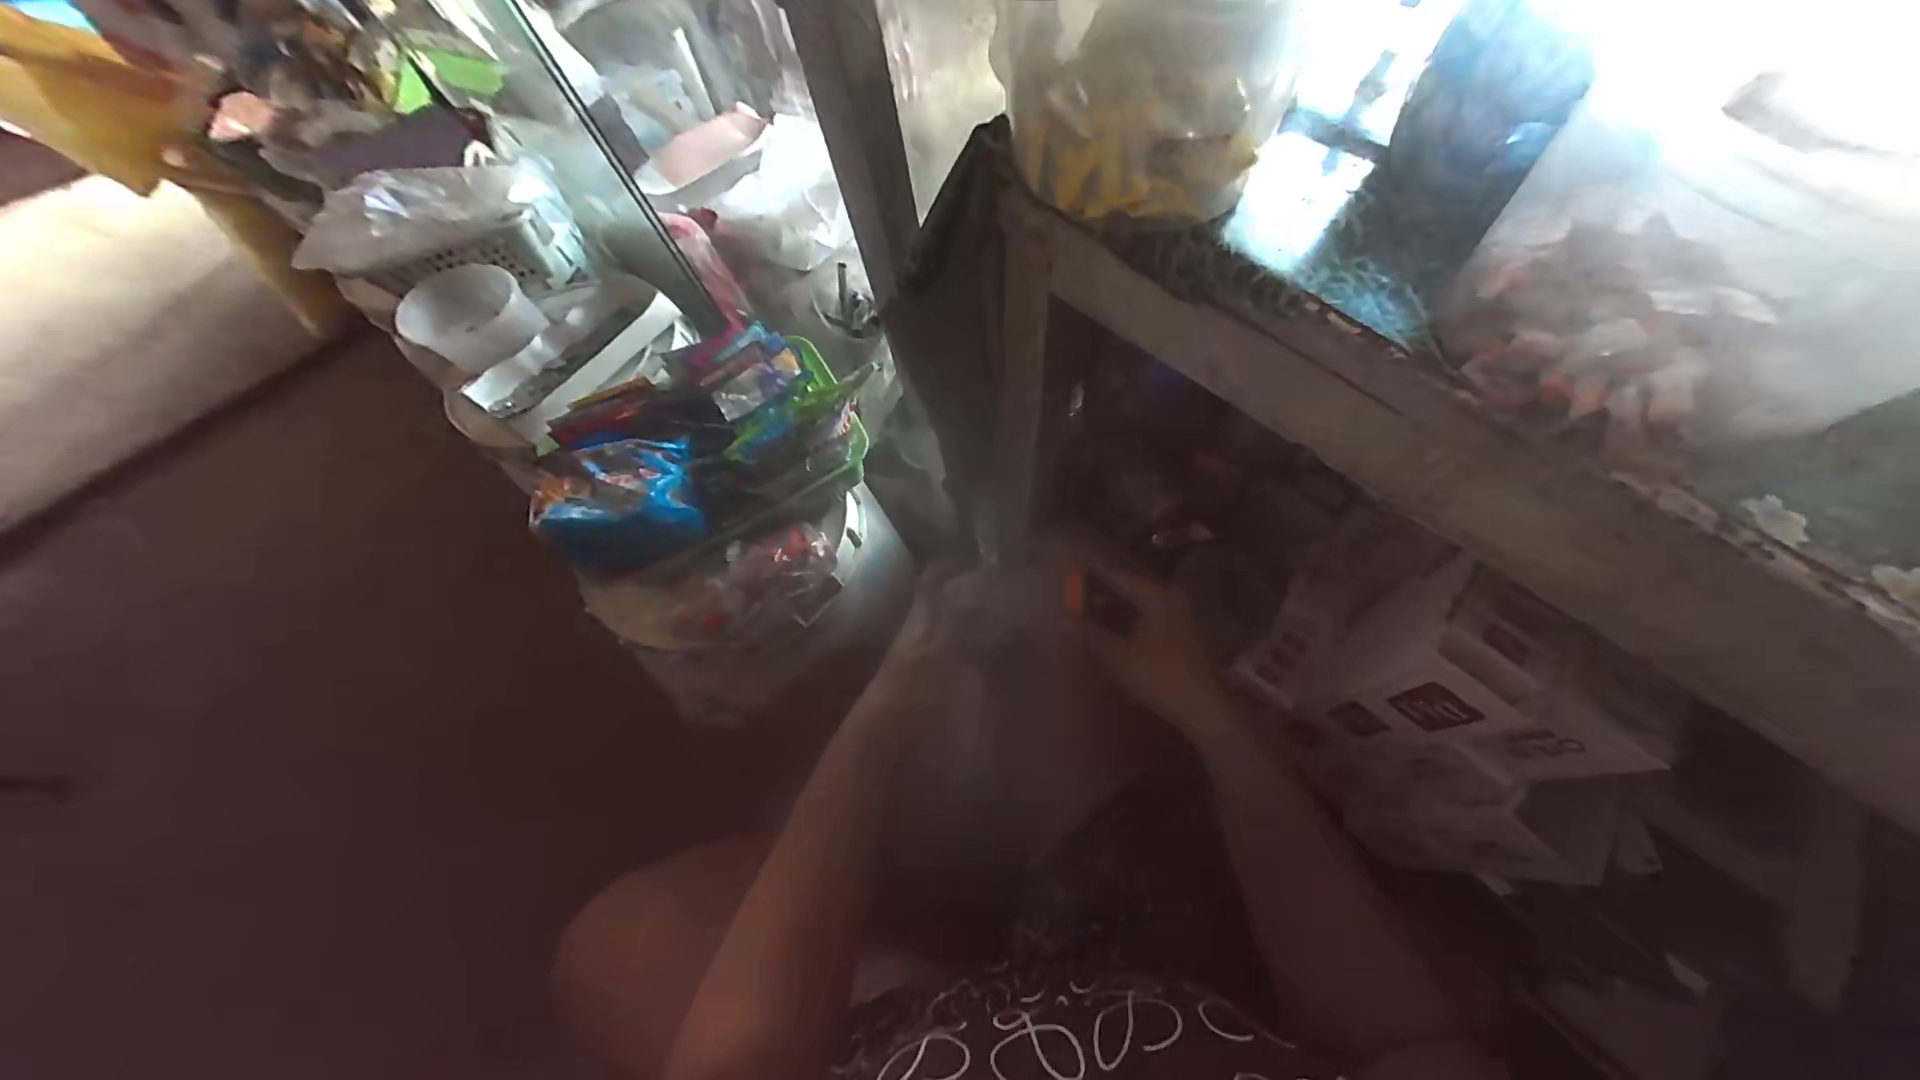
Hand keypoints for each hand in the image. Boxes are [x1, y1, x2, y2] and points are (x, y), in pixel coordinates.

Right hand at [1081, 566, 1245, 750]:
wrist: (1202, 708)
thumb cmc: (1160, 677)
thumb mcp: (1118, 656)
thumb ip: (1090, 634)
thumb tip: (1061, 619)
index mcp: (1156, 596)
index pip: (1115, 575)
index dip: (1090, 572)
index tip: (1068, 567)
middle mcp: (1168, 597)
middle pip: (1125, 588)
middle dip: (1097, 591)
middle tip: (1069, 595)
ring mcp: (1176, 613)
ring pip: (1134, 603)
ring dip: (1110, 609)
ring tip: (1082, 613)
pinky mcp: (1177, 630)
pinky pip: (1143, 615)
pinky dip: (1124, 620)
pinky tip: (1106, 630)